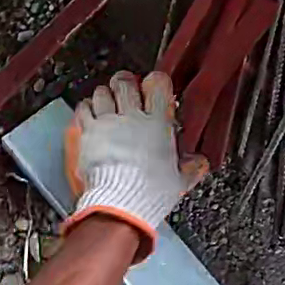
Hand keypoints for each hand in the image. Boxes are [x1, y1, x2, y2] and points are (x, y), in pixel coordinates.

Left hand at [63, 70, 206, 260]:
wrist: (121, 203)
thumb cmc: (149, 193)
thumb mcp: (179, 181)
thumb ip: (191, 168)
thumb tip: (200, 163)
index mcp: (158, 124)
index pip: (158, 85)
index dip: (154, 82)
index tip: (152, 87)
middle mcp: (132, 118)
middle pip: (126, 83)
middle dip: (125, 83)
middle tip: (125, 88)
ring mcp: (108, 123)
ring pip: (103, 92)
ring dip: (104, 94)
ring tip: (106, 99)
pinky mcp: (89, 133)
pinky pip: (84, 108)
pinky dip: (86, 107)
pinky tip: (89, 112)